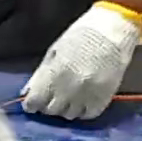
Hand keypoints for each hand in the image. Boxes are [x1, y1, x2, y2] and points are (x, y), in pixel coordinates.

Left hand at [21, 3, 141, 119]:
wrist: (116, 25)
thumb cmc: (81, 35)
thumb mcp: (53, 52)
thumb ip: (38, 76)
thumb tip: (25, 94)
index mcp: (52, 76)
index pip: (33, 103)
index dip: (32, 104)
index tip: (34, 101)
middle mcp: (68, 89)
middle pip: (50, 111)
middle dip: (49, 105)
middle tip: (54, 97)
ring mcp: (87, 94)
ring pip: (69, 115)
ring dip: (67, 108)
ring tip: (70, 97)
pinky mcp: (104, 95)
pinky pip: (89, 114)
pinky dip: (84, 110)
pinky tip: (84, 101)